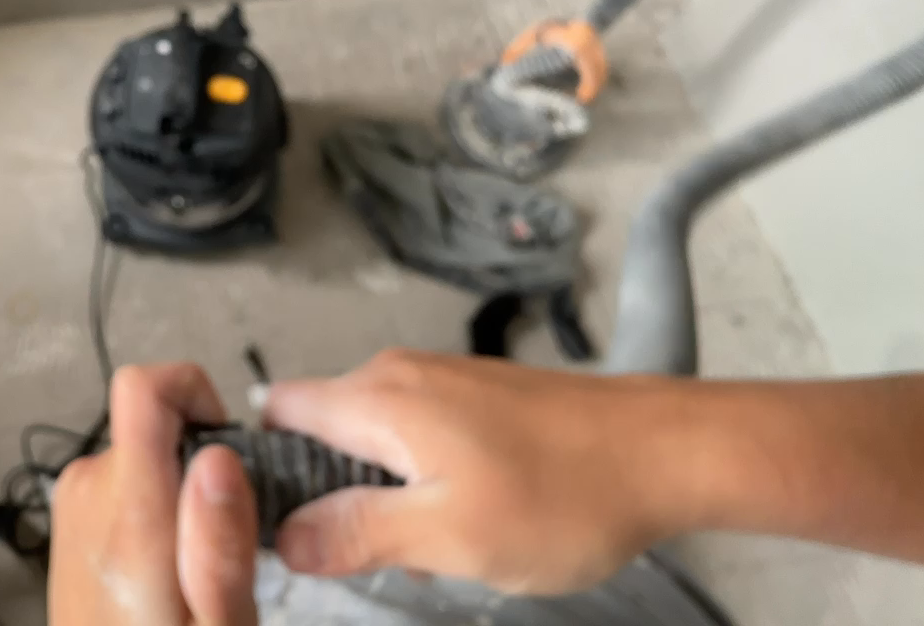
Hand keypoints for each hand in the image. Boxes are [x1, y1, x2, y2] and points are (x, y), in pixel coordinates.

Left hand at [50, 363, 260, 625]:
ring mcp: (73, 500)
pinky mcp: (71, 514)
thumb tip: (217, 453)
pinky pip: (124, 476)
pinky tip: (159, 564)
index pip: (140, 387)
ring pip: (143, 451)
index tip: (222, 446)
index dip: (190, 391)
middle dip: (196, 461)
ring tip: (185, 562)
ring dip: (175, 487)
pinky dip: (151, 502)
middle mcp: (88, 489)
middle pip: (153, 420)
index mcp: (127, 510)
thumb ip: (220, 542)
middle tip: (214, 537)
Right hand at [264, 349, 687, 593]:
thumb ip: (358, 533)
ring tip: (425, 540)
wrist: (658, 449)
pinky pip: (407, 426)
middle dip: (328, 487)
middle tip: (368, 551)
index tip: (279, 520)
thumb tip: (284, 538)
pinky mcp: (464, 388)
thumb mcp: (451, 534)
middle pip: (320, 424)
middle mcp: (392, 372)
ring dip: (375, 485)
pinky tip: (460, 510)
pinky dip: (412, 469)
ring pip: (367, 430)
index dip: (266, 461)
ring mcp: (431, 375)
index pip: (280, 409)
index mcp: (375, 397)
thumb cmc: (555, 495)